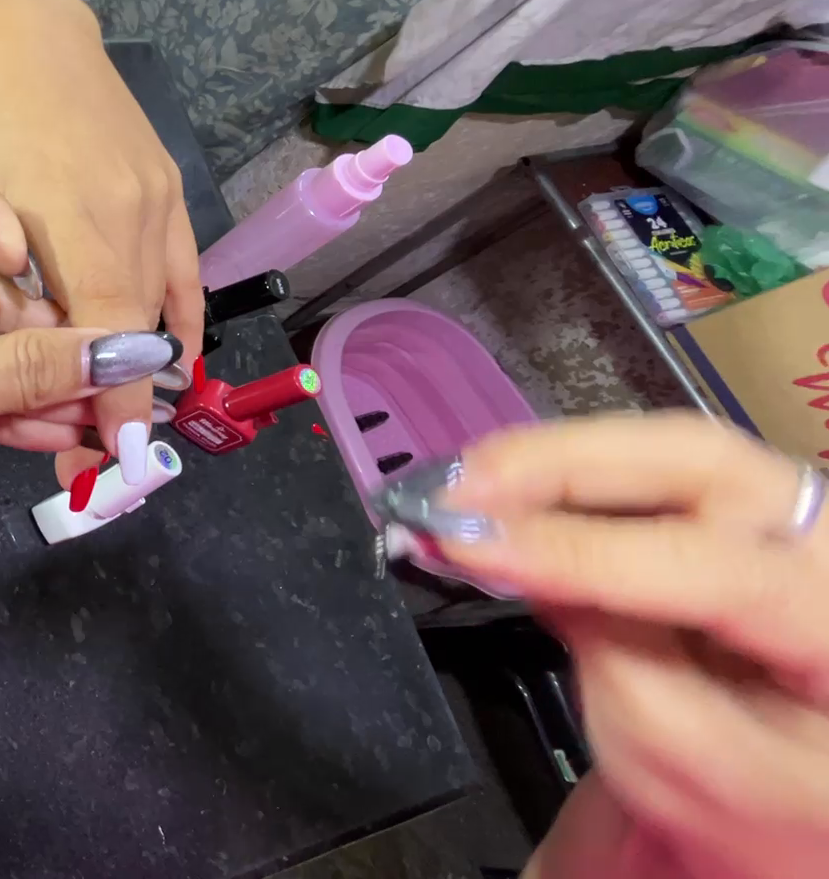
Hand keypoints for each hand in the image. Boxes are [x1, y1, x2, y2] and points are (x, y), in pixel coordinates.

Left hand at [0, 0, 201, 487]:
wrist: (21, 26)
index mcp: (71, 217)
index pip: (103, 328)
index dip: (110, 398)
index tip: (111, 457)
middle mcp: (131, 213)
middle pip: (140, 325)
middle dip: (126, 396)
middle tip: (106, 454)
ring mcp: (159, 196)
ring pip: (167, 301)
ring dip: (152, 363)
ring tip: (131, 419)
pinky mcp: (167, 185)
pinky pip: (183, 268)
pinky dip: (179, 317)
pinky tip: (170, 356)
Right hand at [434, 414, 828, 878]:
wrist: (778, 788)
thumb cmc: (741, 793)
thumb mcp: (681, 759)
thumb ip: (610, 657)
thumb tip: (515, 562)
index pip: (715, 573)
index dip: (576, 550)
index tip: (462, 542)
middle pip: (698, 462)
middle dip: (556, 464)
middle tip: (455, 488)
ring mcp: (784, 516)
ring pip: (658, 446)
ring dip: (539, 457)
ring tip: (457, 484)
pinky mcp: (722, 505)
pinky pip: (629, 463)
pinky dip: (545, 466)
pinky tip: (489, 486)